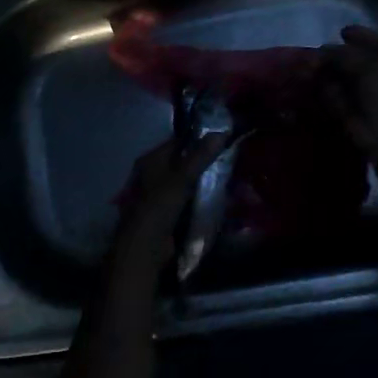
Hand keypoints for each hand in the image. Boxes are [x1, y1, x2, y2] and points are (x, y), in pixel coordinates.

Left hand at [112, 132, 232, 269]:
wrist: (146, 245)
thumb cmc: (159, 206)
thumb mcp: (181, 179)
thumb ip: (200, 156)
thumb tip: (220, 131)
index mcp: (151, 160)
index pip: (178, 142)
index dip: (199, 138)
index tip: (224, 136)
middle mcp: (154, 172)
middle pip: (183, 160)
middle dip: (205, 160)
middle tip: (232, 155)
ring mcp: (162, 191)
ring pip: (188, 179)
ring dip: (204, 178)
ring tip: (230, 172)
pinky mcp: (170, 209)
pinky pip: (189, 196)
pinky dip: (201, 194)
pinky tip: (220, 193)